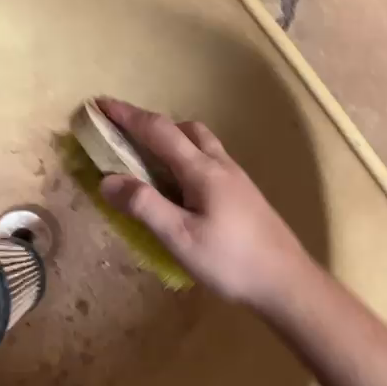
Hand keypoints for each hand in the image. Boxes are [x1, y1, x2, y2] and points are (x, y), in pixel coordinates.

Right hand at [95, 97, 321, 312]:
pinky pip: (211, 162)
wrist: (286, 281)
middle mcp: (221, 165)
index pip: (159, 131)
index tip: (100, 104)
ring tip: (148, 162)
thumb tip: (107, 179)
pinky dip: (188, 160)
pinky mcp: (245, 195)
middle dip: (152, 125)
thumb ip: (145, 206)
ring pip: (202, 144)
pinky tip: (181, 188)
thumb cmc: (231, 261)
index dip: (127, 116)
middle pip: (185, 130)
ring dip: (173, 141)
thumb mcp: (181, 238)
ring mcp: (237, 179)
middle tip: (124, 136)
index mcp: (203, 170)